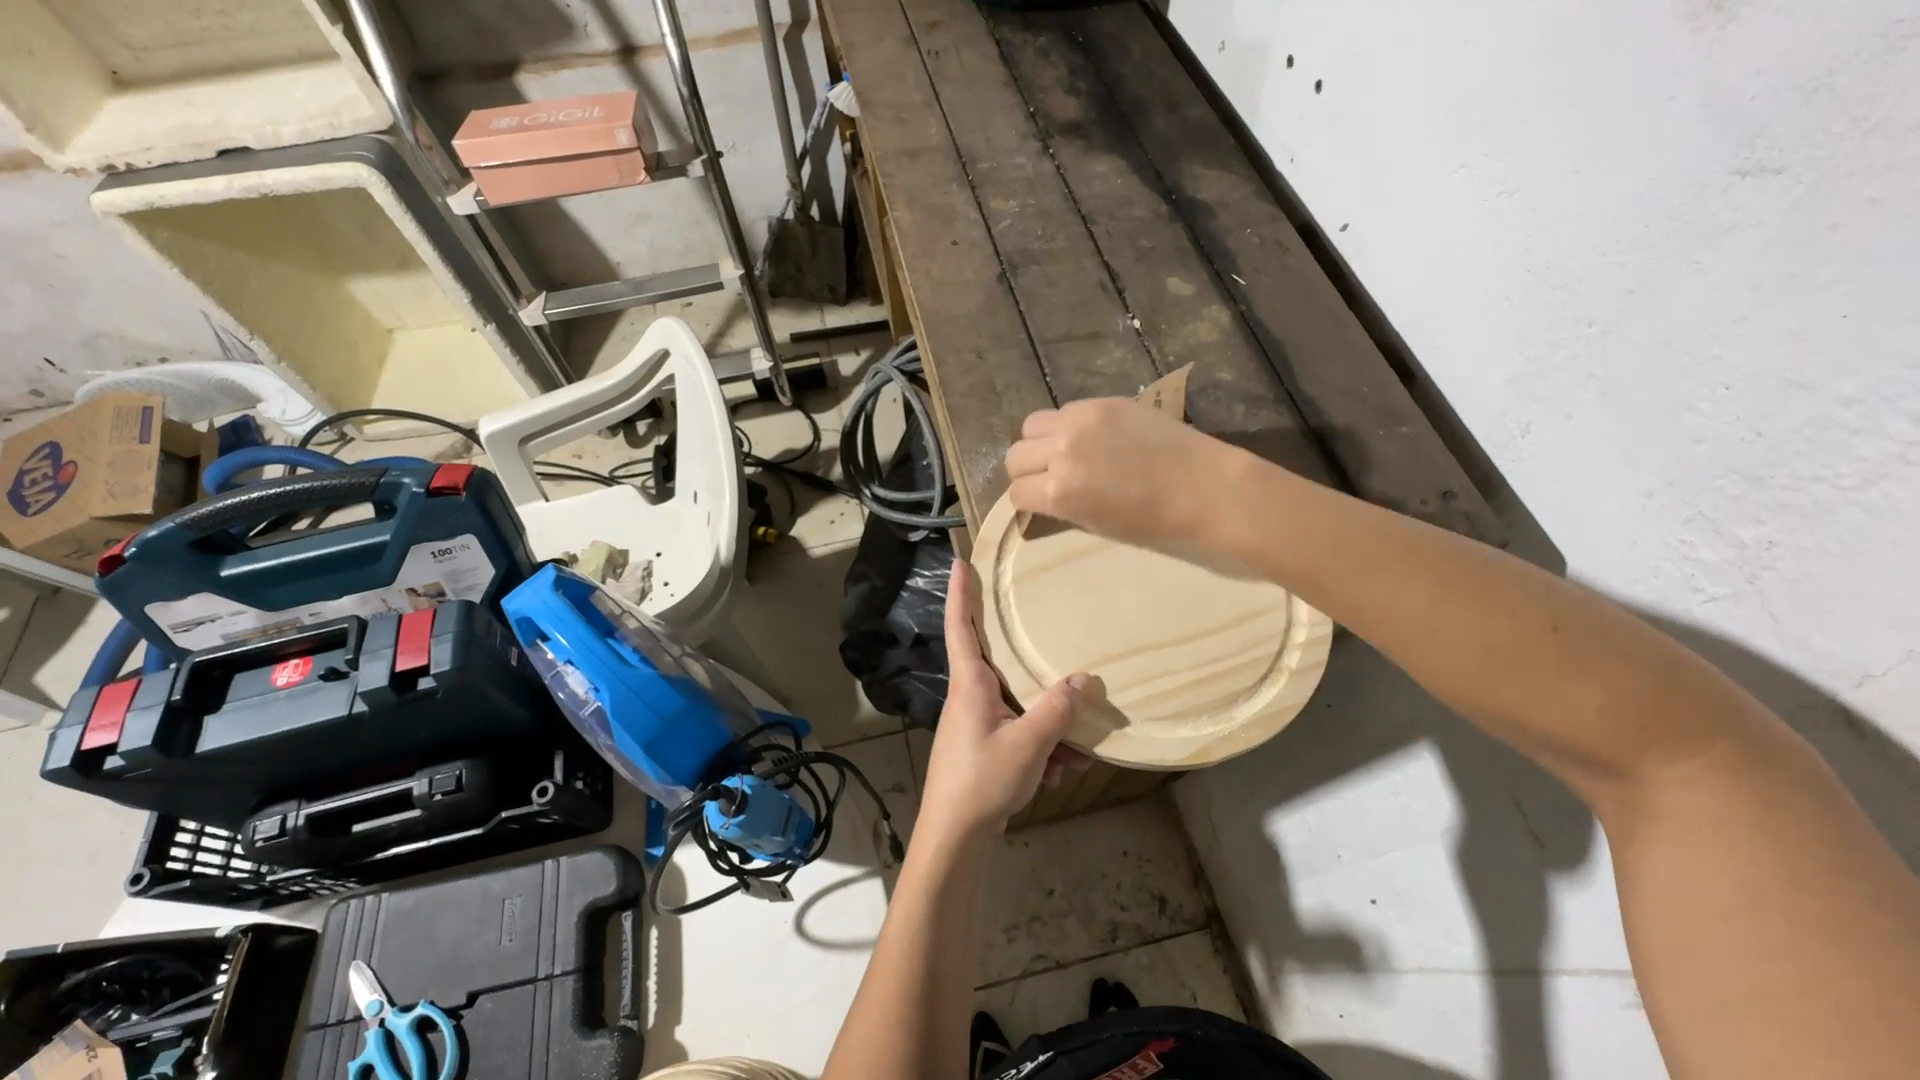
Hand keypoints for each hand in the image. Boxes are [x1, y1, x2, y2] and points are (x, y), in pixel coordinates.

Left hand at [919, 560, 1091, 845]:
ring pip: (1019, 707)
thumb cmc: (982, 781)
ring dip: (1049, 725)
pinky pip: (1019, 734)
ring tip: (1077, 752)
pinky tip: (1064, 771)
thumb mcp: (1028, 744)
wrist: (955, 837)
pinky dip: (1042, 748)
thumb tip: (1083, 680)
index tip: (959, 561)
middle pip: (1003, 667)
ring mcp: (976, 725)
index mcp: (970, 685)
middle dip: (1036, 670)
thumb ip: (1056, 710)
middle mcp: (970, 698)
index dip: (960, 594)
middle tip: (1054, 645)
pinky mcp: (984, 749)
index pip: (961, 627)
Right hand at [1005, 398, 1253, 555]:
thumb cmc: (1153, 521)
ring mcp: (1080, 422)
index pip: (1016, 492)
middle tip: (1047, 476)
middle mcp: (1061, 453)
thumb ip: (1062, 505)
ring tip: (1064, 451)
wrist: (1203, 488)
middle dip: (1027, 470)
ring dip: (1040, 441)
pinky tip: (1092, 436)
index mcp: (1059, 493)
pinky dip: (1068, 424)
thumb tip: (1044, 494)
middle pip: (1015, 456)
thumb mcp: (1096, 524)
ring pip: (1031, 425)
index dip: (1026, 499)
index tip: (1039, 501)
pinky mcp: (1102, 403)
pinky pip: (1065, 409)